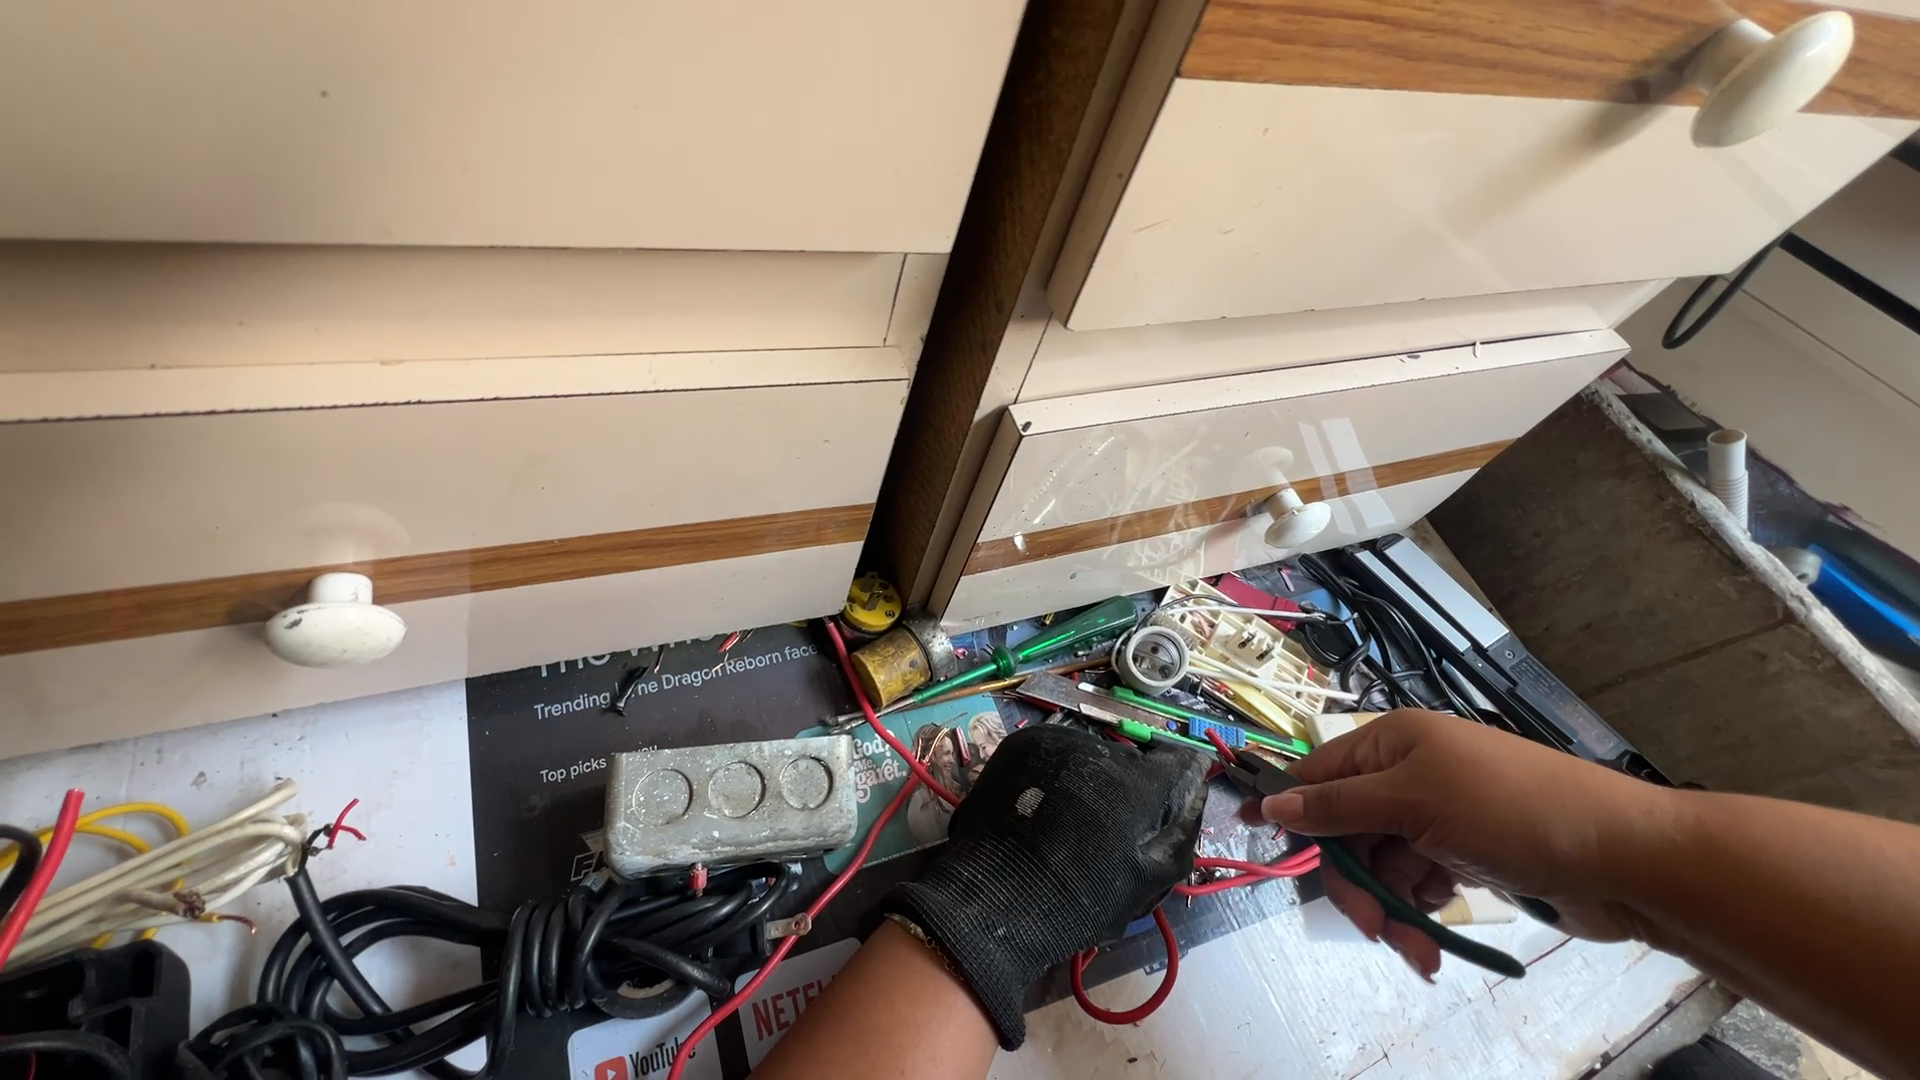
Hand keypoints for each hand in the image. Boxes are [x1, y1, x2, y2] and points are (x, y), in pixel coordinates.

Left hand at [885, 724, 1207, 1047]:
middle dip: (1126, 785)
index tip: (1164, 800)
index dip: (1175, 780)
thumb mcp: (1147, 879)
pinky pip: (1055, 750)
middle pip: (1128, 758)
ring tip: (1068, 817)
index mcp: (1137, 781)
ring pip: (1090, 752)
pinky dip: (1056, 769)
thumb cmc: (1079, 896)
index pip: (1175, 761)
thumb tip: (1198, 791)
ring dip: (1089, 775)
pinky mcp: (1023, 741)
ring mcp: (1057, 740)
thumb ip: (1181, 831)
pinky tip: (1043, 804)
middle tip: (1106, 826)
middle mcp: (1100, 748)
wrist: (997, 893)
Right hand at [1263, 709, 1676, 976]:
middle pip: (1347, 828)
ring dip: (1388, 907)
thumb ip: (1339, 806)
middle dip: (1353, 879)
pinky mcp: (1461, 854)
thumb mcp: (1415, 802)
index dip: (1287, 803)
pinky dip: (1416, 912)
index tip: (1252, 829)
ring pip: (1379, 864)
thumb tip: (1274, 802)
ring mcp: (1435, 817)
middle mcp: (1407, 775)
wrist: (1629, 859)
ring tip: (1411, 948)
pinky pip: (1414, 883)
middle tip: (1369, 925)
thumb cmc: (1512, 810)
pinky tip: (1430, 942)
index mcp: (1391, 744)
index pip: (1318, 773)